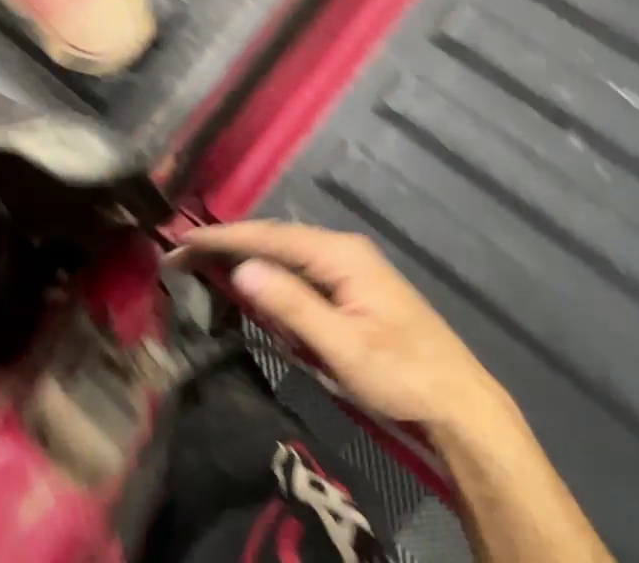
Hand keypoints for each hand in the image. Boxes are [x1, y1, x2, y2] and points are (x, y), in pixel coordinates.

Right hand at [179, 221, 516, 434]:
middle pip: (276, 238)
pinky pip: (299, 269)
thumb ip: (293, 306)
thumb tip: (243, 268)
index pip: (270, 237)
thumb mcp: (343, 347)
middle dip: (228, 245)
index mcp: (341, 255)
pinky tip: (251, 280)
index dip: (223, 238)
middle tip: (182, 256)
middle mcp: (344, 250)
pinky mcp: (352, 286)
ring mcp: (350, 266)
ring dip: (246, 256)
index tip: (181, 242)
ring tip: (204, 263)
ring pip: (286, 253)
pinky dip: (268, 272)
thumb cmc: (401, 375)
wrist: (457, 401)